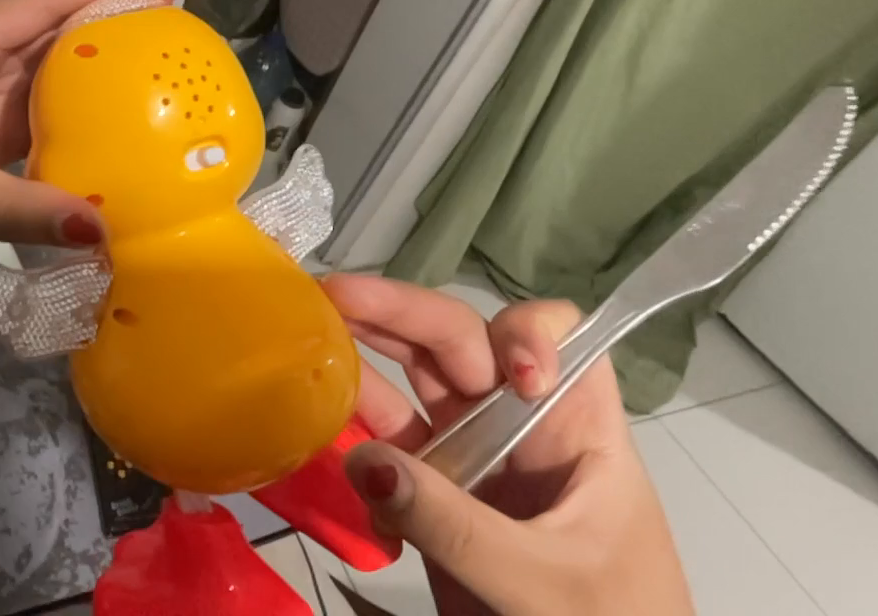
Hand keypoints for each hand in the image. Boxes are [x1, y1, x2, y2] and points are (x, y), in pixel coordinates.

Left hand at [0, 0, 187, 269]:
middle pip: (53, 23)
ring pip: (50, 66)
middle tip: (180, 29)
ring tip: (161, 67)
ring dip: (100, 64)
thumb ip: (25, 209)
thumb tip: (103, 230)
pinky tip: (117, 124)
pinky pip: (42, 111)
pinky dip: (79, 113)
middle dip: (114, 17)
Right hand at [320, 276, 690, 615]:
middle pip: (457, 341)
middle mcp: (514, 423)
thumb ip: (457, 527)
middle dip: (398, 312)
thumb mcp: (546, 584)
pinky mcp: (426, 488)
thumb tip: (364, 464)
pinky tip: (316, 434)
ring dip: (358, 356)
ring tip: (304, 337)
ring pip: (407, 379)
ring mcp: (466, 452)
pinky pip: (380, 442)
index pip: (560, 340)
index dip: (528, 333)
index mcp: (573, 428)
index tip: (508, 374)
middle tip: (334, 293)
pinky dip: (348, 433)